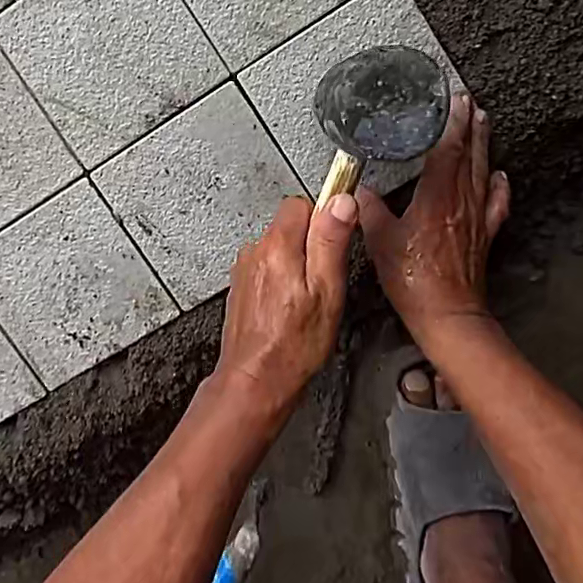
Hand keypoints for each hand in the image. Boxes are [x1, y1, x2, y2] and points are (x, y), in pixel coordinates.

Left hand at [214, 194, 357, 408]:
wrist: (255, 382)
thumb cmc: (293, 345)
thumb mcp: (327, 290)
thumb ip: (331, 240)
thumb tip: (341, 201)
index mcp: (278, 245)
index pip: (302, 203)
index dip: (324, 221)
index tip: (333, 244)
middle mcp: (256, 251)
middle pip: (291, 224)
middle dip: (311, 244)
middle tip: (322, 279)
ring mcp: (245, 269)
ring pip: (280, 246)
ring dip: (296, 262)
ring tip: (306, 298)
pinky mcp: (242, 286)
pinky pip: (269, 266)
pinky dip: (281, 279)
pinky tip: (289, 306)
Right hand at [355, 93, 511, 343]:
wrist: (448, 313)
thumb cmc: (416, 281)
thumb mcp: (381, 242)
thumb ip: (370, 212)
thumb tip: (359, 193)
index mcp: (436, 198)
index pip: (449, 149)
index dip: (453, 122)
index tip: (457, 102)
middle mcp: (461, 202)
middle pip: (471, 155)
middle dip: (471, 126)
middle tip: (472, 104)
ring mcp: (476, 217)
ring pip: (484, 172)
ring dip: (484, 146)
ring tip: (484, 126)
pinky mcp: (484, 234)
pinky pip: (496, 202)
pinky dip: (499, 185)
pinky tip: (500, 176)